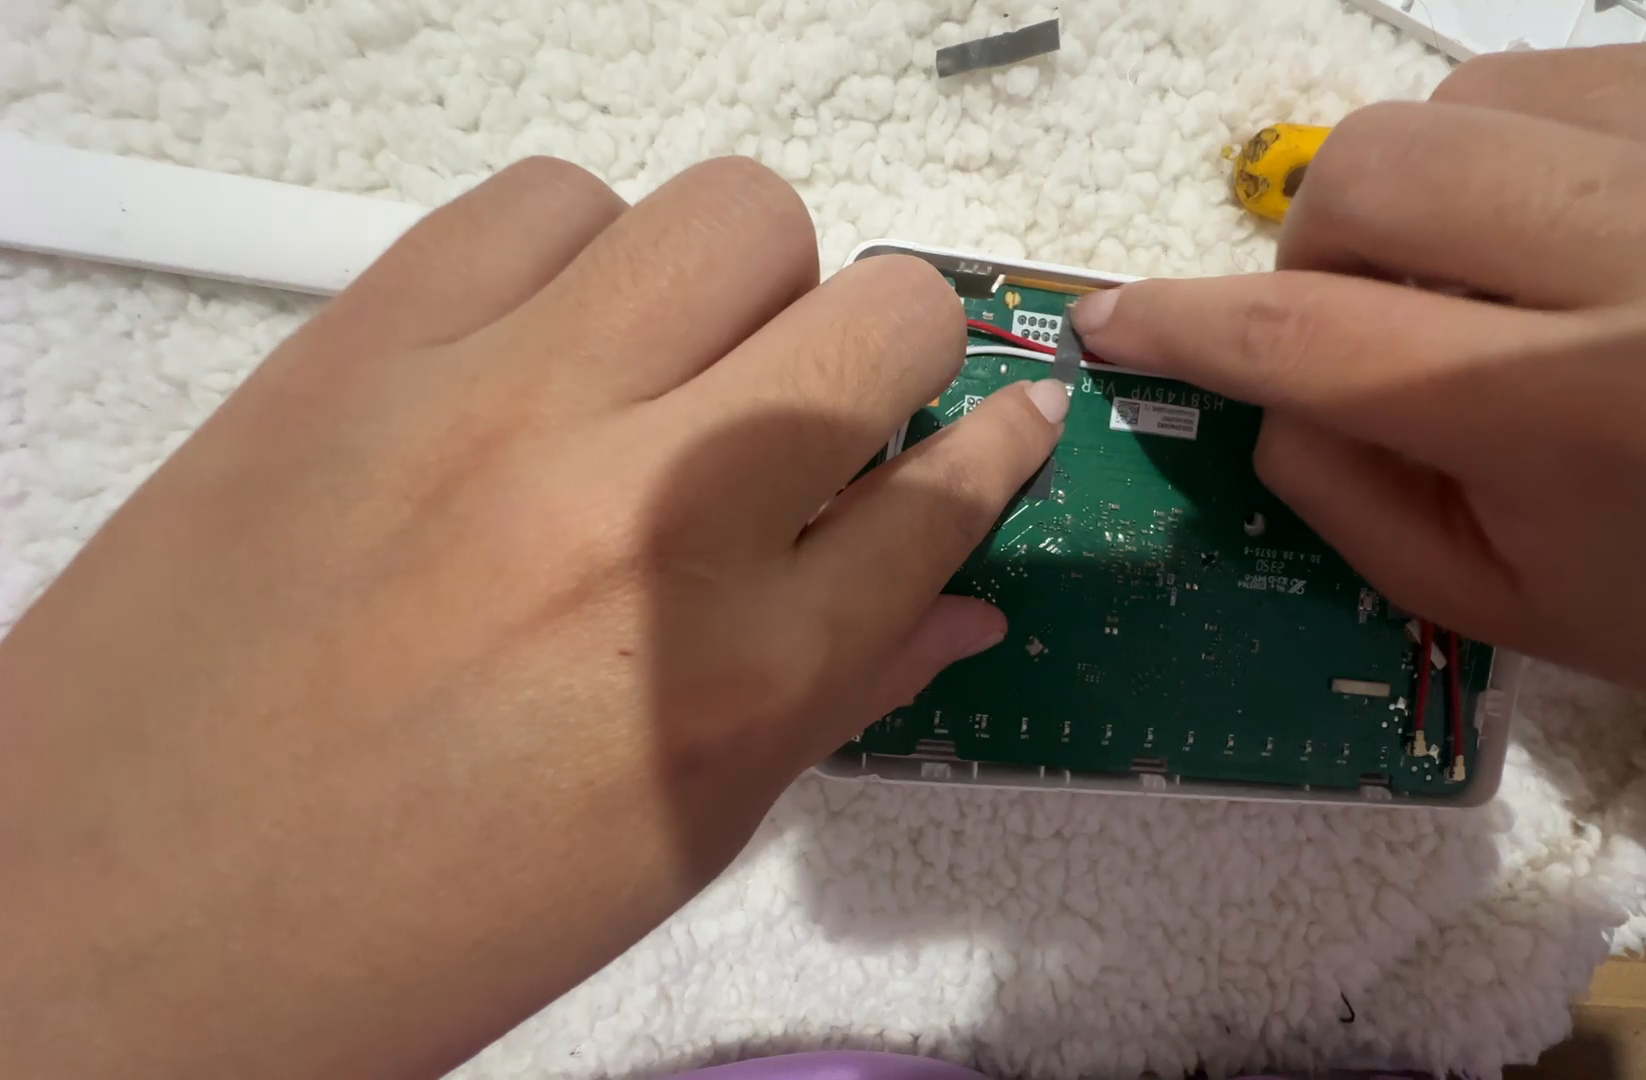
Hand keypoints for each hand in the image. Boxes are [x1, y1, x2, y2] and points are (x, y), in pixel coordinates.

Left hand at [0, 157, 1065, 1079]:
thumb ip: (863, 677)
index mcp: (752, 661)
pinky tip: (567, 342)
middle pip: (882, 311)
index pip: (950, 491)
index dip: (1009, 441)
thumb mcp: (709, 816)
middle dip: (905, 345)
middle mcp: (661, 505)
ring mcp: (510, 401)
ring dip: (758, 287)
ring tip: (701, 366)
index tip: (1022, 418)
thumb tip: (976, 591)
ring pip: (736, 214)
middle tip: (848, 401)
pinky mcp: (370, 337)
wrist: (117, 921)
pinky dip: (597, 255)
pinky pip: (554, 201)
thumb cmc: (473, 896)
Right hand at [1076, 40, 1645, 745]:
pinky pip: (1582, 76)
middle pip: (1372, 172)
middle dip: (1311, 250)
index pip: (1307, 337)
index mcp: (1589, 417)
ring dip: (1418, 203)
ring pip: (1464, 106)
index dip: (1178, 323)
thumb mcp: (1459, 587)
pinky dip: (1525, 160)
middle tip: (1360, 321)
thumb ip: (1324, 473)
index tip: (1106, 317)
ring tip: (1488, 284)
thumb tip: (1253, 367)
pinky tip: (1585, 236)